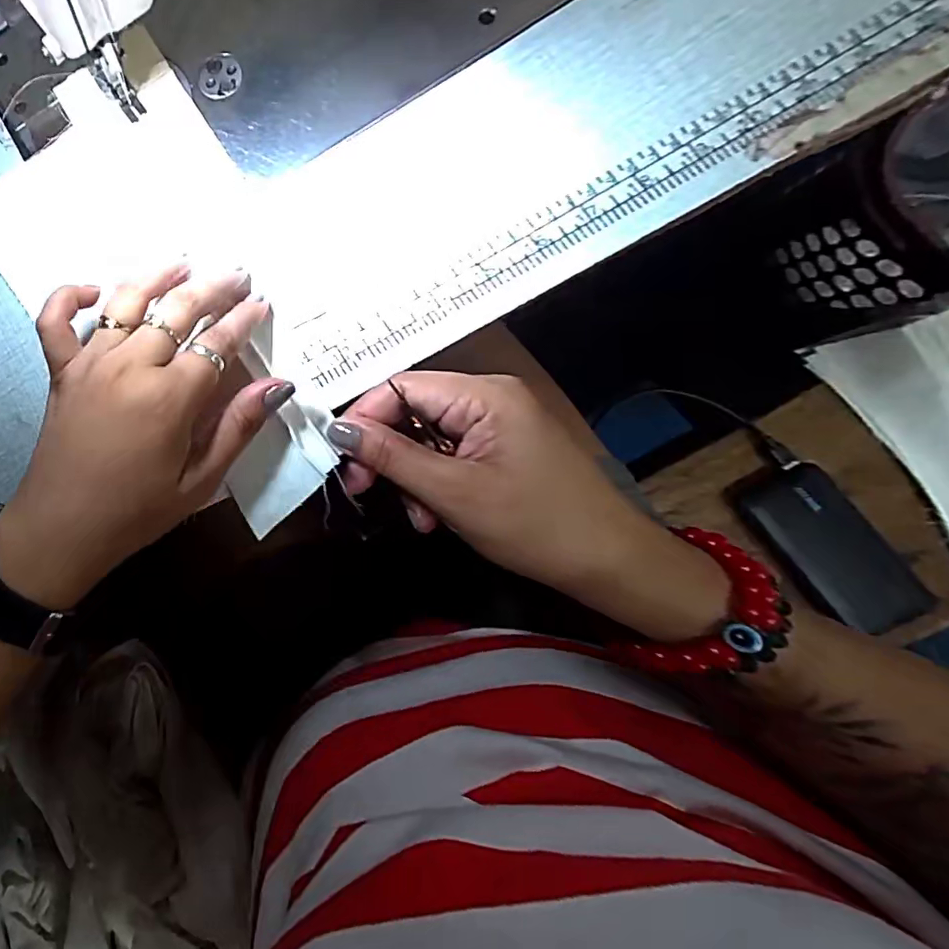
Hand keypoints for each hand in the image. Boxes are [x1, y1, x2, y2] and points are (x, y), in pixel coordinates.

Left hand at [0, 264, 294, 609]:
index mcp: (169, 397)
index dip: (243, 320)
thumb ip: (238, 426)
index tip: (261, 302)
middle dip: (212, 289)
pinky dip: (70, 297)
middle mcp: (129, 367)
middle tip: (236, 275)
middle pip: (177, 311)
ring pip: (125, 304)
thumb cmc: (137, 511)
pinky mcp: (60, 371)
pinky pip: (54, 321)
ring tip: (181, 265)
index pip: (217, 343)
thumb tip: (277, 385)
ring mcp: (89, 364)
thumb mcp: (200, 481)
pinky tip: (95, 291)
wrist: (62, 530)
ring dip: (156, 279)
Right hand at [332, 372, 729, 640]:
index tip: (344, 461)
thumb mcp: (453, 492)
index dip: (365, 419)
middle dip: (389, 453)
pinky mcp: (504, 445)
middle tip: (367, 490)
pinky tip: (438, 515)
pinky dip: (437, 482)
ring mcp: (500, 421)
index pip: (402, 386)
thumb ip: (392, 456)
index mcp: (484, 394)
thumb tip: (339, 429)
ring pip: (430, 436)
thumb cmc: (534, 525)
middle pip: (415, 410)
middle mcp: (491, 396)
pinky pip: (453, 452)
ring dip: (413, 475)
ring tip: (422, 518)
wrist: (609, 561)